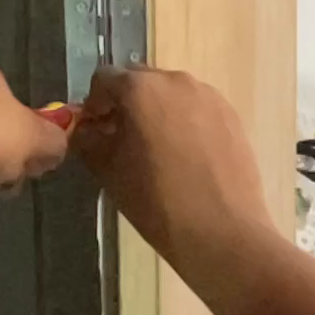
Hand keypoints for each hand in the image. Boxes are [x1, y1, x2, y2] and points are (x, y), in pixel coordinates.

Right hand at [73, 66, 273, 258]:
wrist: (224, 234)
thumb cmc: (157, 201)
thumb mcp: (108, 170)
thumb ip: (87, 139)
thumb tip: (84, 128)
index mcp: (140, 88)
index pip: (103, 79)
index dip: (93, 104)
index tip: (94, 131)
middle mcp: (174, 80)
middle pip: (137, 80)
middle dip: (124, 103)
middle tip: (120, 139)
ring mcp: (208, 95)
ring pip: (168, 92)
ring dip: (154, 110)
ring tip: (155, 149)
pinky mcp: (230, 114)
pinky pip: (195, 107)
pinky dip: (182, 120)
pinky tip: (184, 156)